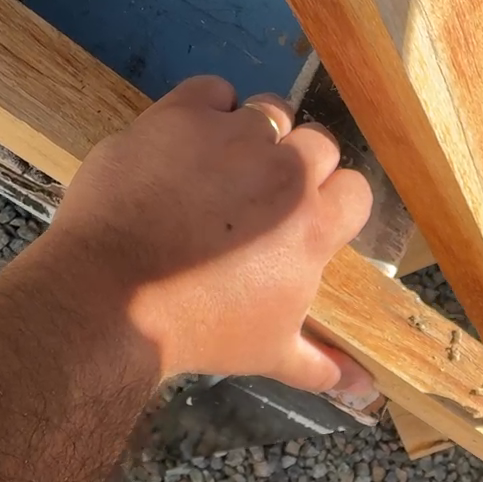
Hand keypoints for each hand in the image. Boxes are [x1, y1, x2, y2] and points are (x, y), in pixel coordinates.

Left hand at [42, 76, 373, 391]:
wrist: (117, 298)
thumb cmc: (204, 330)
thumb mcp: (271, 352)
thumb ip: (324, 366)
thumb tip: (366, 390)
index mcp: (313, 225)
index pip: (356, 191)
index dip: (337, 205)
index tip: (312, 222)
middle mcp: (283, 170)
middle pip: (319, 144)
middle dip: (302, 167)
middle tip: (267, 200)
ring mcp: (230, 136)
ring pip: (269, 113)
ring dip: (259, 136)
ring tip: (228, 169)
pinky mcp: (178, 116)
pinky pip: (213, 91)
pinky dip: (211, 110)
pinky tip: (194, 143)